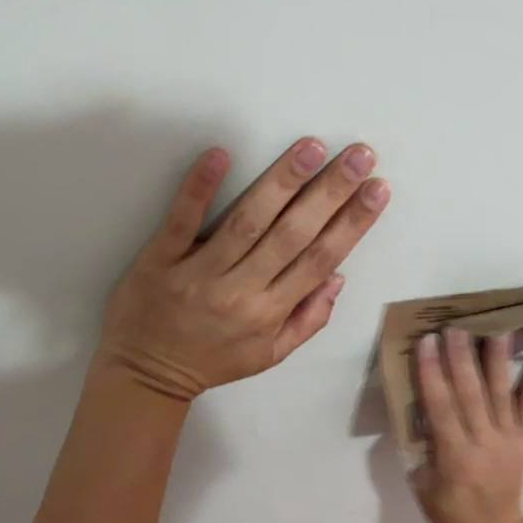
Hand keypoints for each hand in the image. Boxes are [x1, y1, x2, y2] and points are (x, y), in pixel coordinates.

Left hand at [96, 139, 389, 400]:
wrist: (145, 375)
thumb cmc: (211, 361)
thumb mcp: (269, 355)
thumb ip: (308, 319)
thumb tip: (338, 277)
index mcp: (270, 313)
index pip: (320, 260)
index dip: (353, 224)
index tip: (378, 189)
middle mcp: (241, 291)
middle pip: (293, 234)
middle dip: (330, 192)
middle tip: (359, 154)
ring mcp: (199, 274)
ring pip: (248, 222)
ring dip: (282, 183)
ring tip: (311, 148)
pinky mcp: (160, 260)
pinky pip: (182, 221)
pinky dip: (200, 188)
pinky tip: (220, 155)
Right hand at [411, 328, 522, 522]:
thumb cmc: (450, 511)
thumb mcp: (422, 484)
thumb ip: (422, 446)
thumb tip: (418, 407)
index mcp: (454, 456)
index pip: (440, 406)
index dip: (432, 372)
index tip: (426, 342)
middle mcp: (483, 441)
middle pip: (470, 392)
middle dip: (461, 357)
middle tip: (454, 327)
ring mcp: (508, 437)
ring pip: (500, 392)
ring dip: (496, 358)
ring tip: (495, 328)